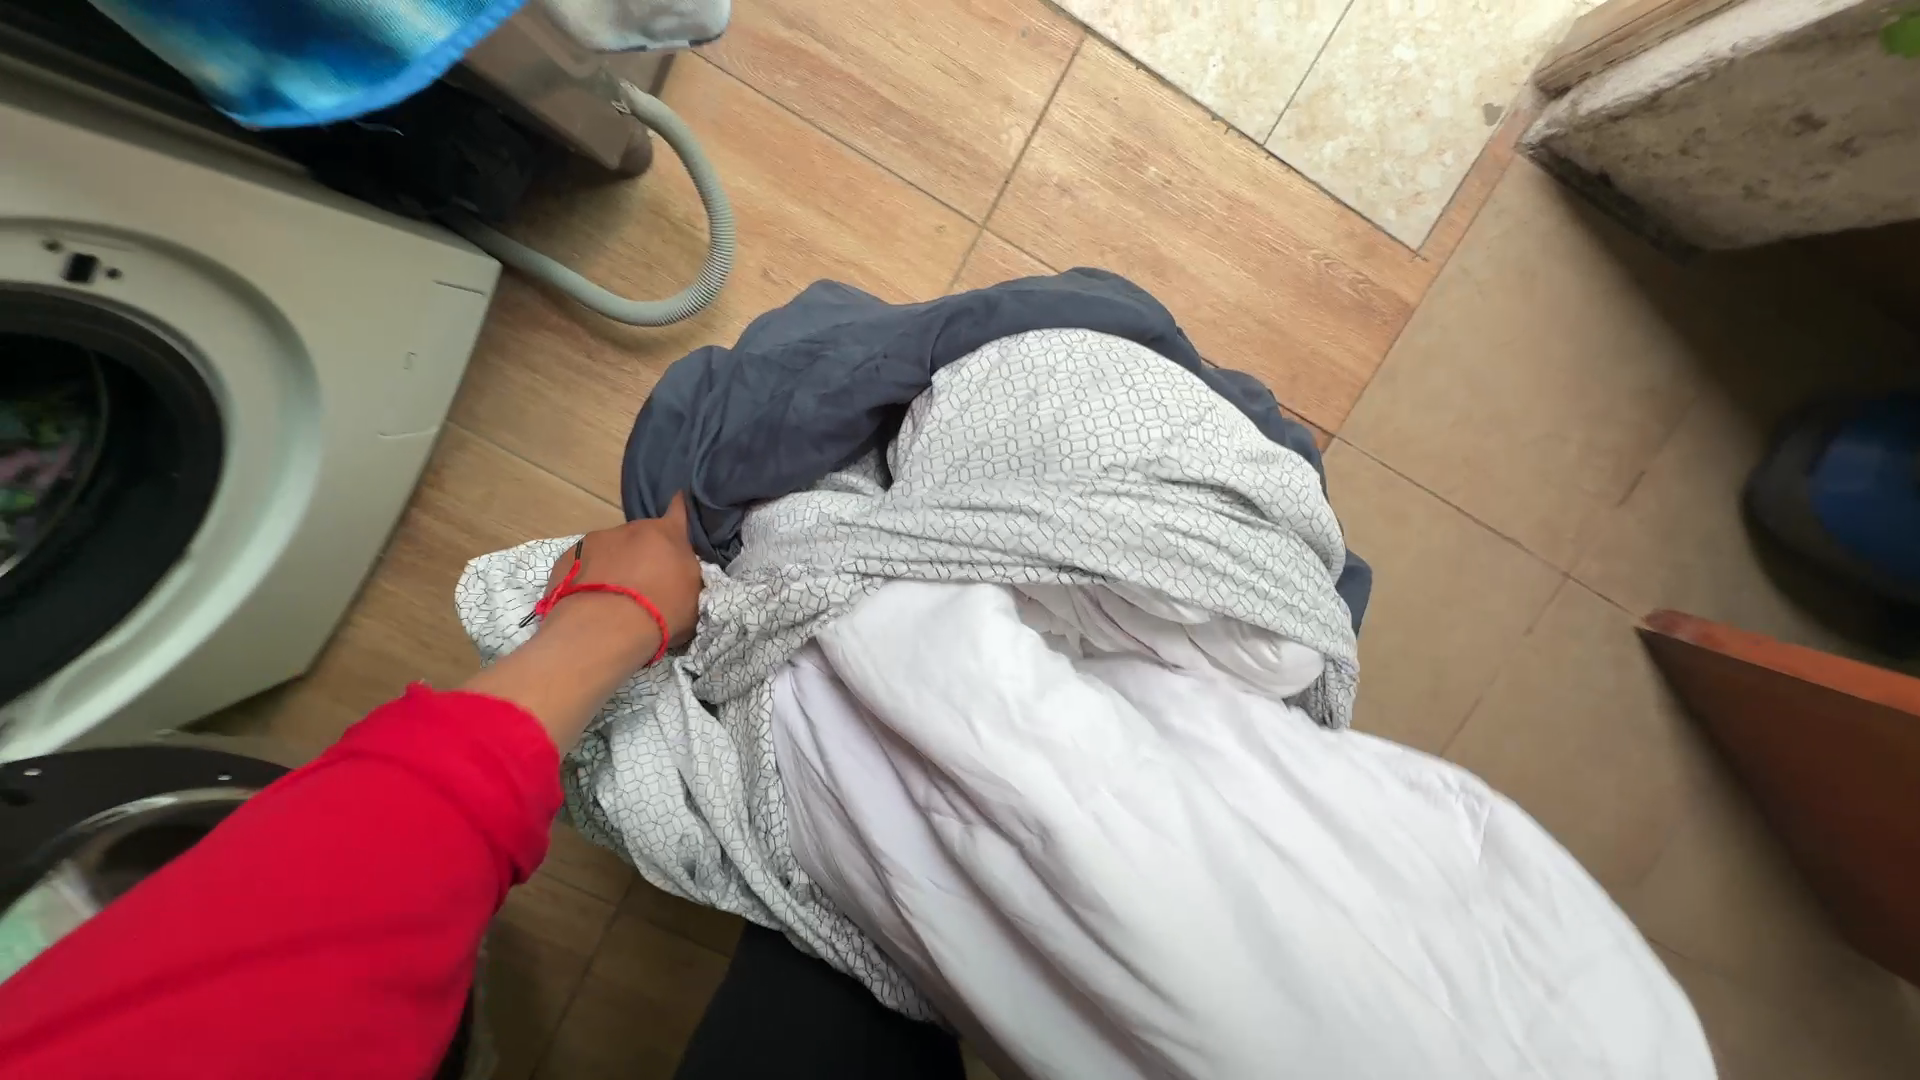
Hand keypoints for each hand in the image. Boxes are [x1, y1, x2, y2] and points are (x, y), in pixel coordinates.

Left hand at [539, 492, 704, 651]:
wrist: (605, 627)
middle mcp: (632, 528)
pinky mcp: (567, 557)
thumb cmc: (662, 611)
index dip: (679, 507)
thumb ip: (686, 575)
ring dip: (615, 564)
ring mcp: (596, 540)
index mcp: (668, 534)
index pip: (678, 510)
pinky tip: (591, 599)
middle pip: (642, 535)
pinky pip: (584, 563)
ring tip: (614, 596)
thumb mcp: (693, 596)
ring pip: (611, 549)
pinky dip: (589, 576)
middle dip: (644, 552)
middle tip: (645, 582)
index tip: (678, 499)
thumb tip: (678, 572)